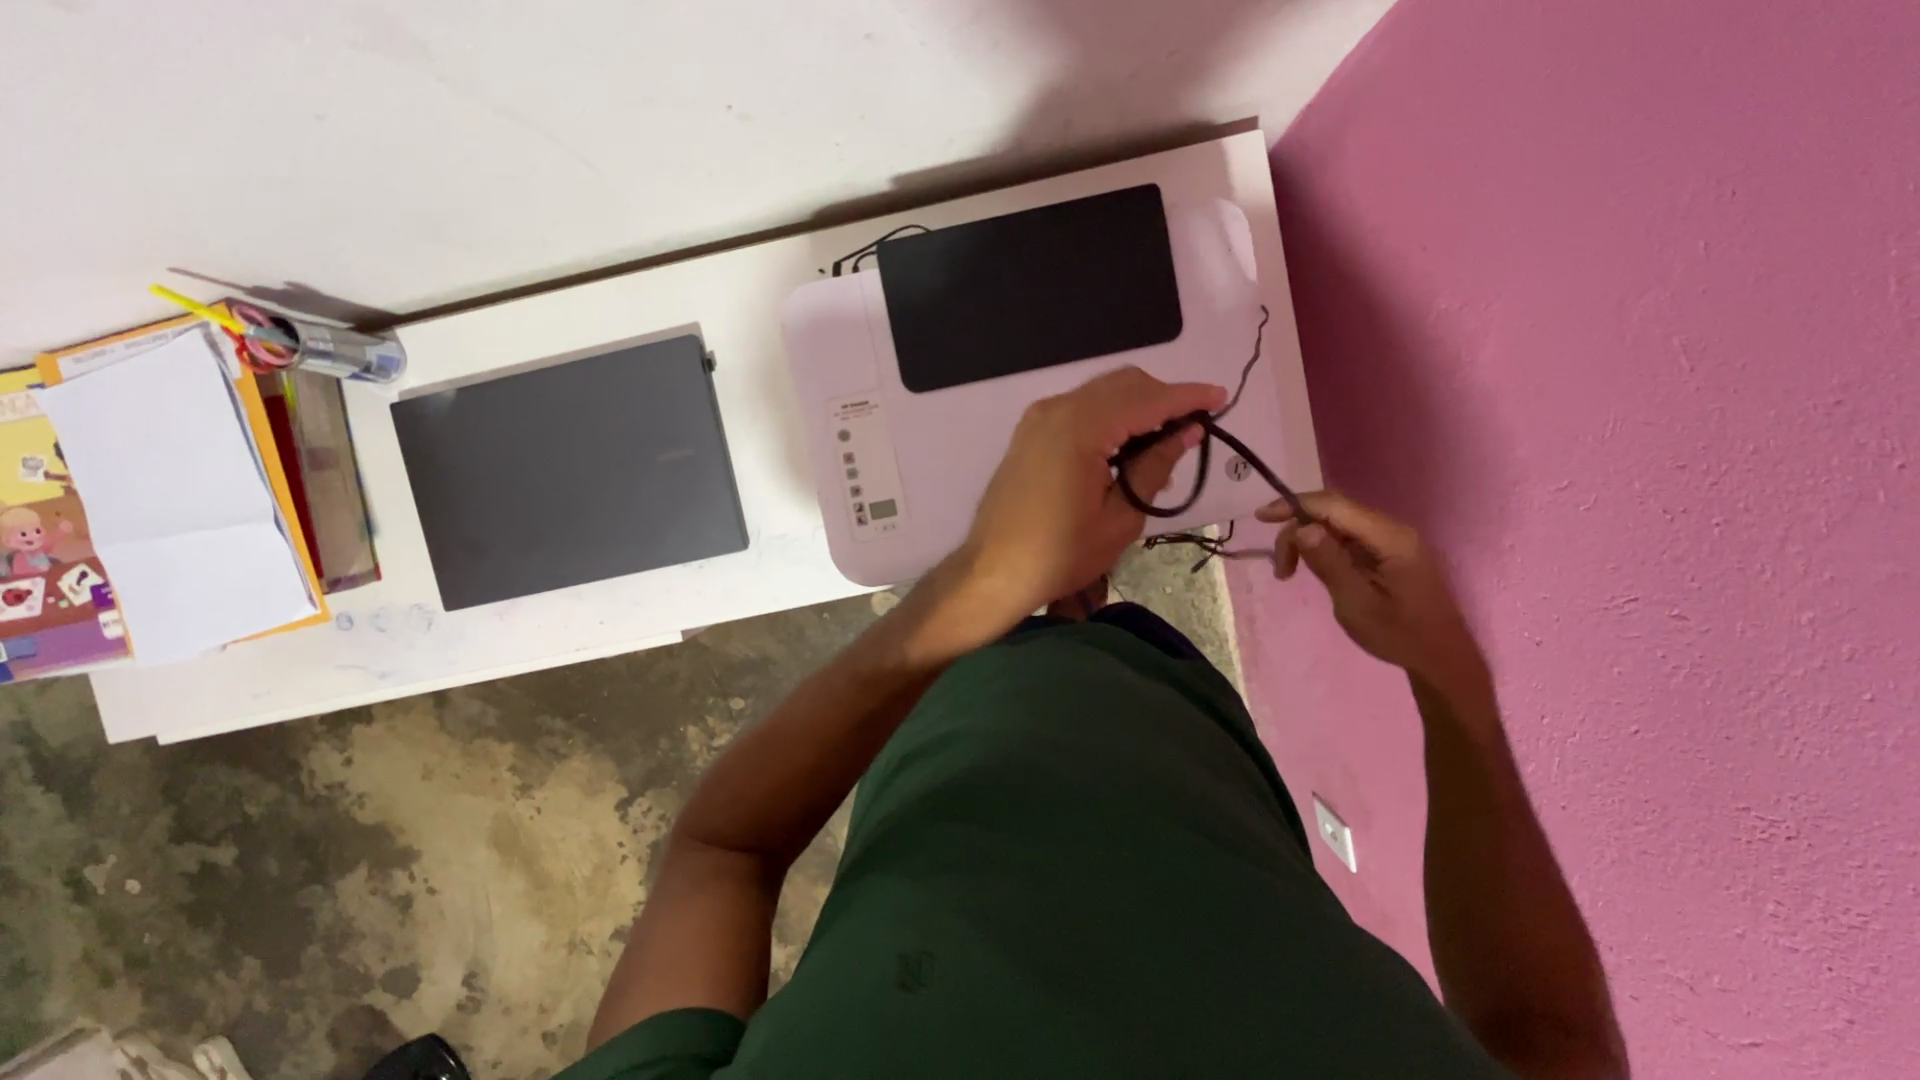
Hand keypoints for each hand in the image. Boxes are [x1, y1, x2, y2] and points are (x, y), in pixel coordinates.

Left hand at [959, 367, 1225, 617]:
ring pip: (1102, 393)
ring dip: (1139, 406)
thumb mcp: (1120, 518)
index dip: (1187, 397)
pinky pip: (1082, 408)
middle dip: (1164, 398)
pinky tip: (1129, 446)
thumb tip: (1187, 432)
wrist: (993, 571)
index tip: (1222, 398)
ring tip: (1168, 440)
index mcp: (1080, 429)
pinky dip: (1112, 416)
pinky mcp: (1031, 432)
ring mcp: (1039, 418)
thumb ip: (1154, 467)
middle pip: (1124, 384)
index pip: (1147, 400)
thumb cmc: (1059, 555)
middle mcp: (1057, 410)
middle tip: (1196, 426)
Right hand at [1257, 491, 1487, 693]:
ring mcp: (1389, 540)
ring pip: (1335, 524)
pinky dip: (1320, 548)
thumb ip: (1330, 564)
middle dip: (1297, 529)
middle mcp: (1390, 530)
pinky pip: (1345, 538)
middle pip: (1332, 511)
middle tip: (1281, 568)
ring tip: (1289, 573)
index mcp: (1389, 537)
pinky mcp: (1384, 552)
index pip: (1334, 505)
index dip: (1295, 505)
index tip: (1261, 519)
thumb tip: (1302, 528)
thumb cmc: (1399, 634)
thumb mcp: (1357, 603)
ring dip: (1306, 540)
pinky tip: (1311, 568)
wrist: (1439, 657)